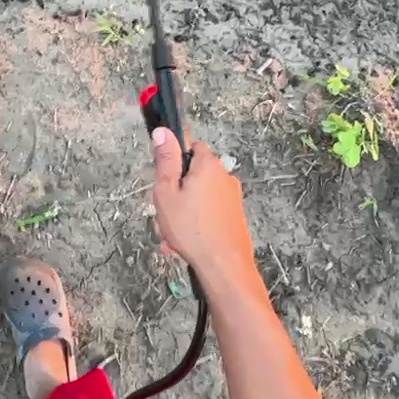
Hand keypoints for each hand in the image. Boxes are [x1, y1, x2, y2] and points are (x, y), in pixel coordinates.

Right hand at [150, 127, 257, 291]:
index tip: (165, 181)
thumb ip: (165, 160)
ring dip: (184, 211)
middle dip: (177, 192)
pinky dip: (197, 222)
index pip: (190, 146)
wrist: (224, 266)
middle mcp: (225, 176)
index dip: (174, 162)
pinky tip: (186, 242)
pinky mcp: (235, 215)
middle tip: (165, 213)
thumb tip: (163, 132)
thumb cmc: (192, 230)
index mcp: (208, 165)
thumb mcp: (167, 192)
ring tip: (173, 236)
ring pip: (199, 196)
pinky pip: (209, 212)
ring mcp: (232, 197)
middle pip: (193, 174)